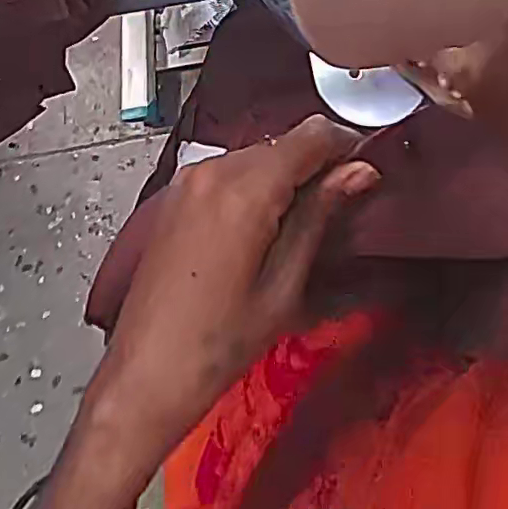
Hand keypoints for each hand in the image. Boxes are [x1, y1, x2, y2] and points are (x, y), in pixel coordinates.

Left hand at [46, 116, 379, 508]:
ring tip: (298, 222)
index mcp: (245, 190)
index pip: (311, 135)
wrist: (144, 374)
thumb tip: (358, 172)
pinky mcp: (176, 191)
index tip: (363, 165)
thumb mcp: (284, 285)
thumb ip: (320, 215)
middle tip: (338, 203)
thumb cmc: (217, 343)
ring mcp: (189, 178)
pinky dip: (254, 183)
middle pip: (283, 142)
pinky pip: (230, 168)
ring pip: (257, 153)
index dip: (345, 145)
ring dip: (285, 174)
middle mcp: (213, 170)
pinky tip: (260, 224)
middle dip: (316, 163)